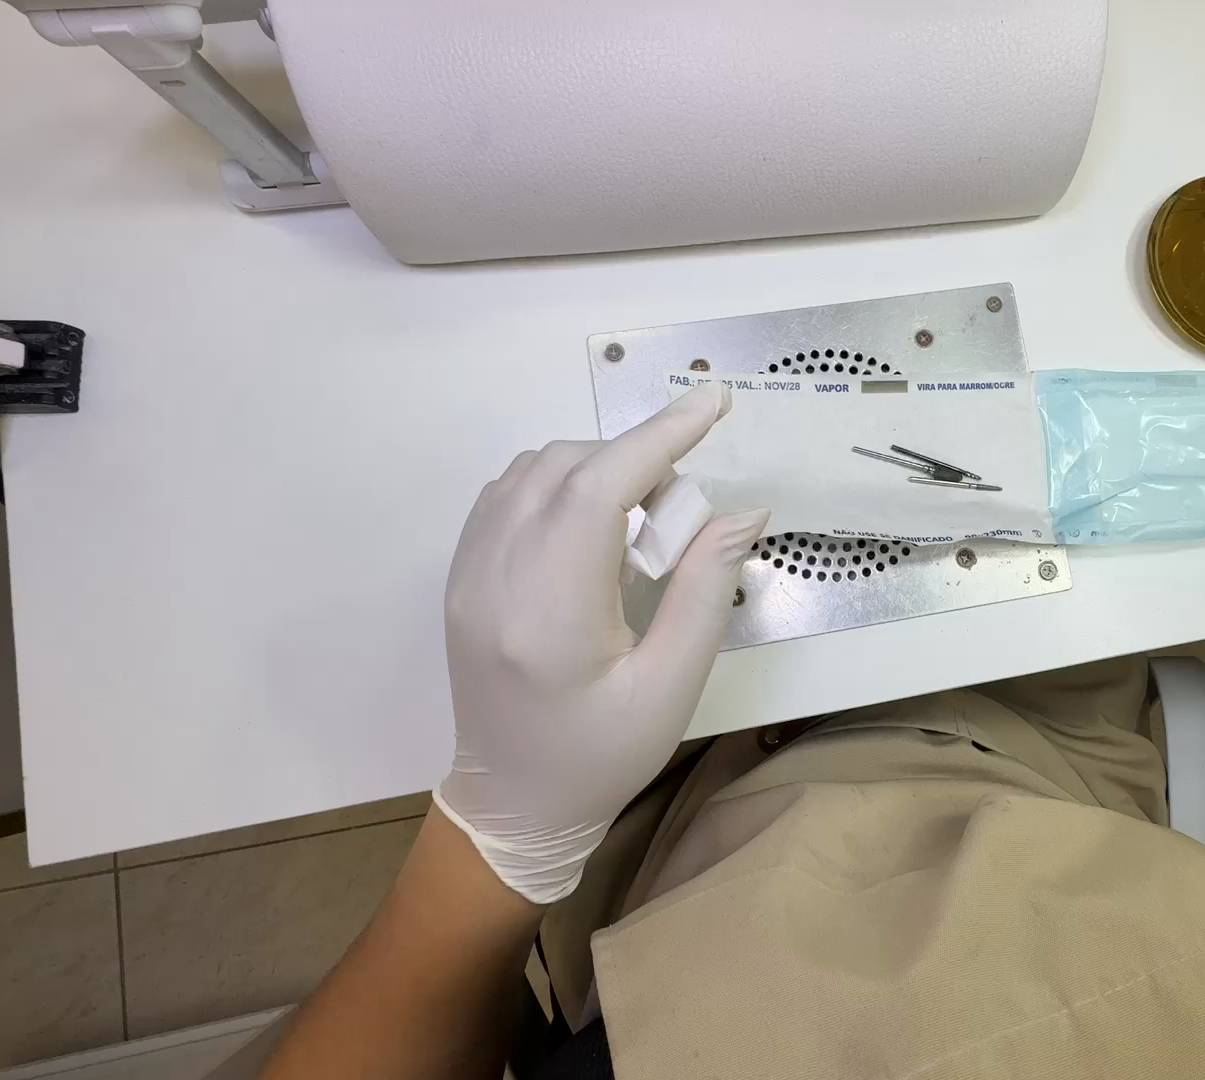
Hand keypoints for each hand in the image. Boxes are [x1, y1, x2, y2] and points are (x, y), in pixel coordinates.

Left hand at [434, 384, 768, 904]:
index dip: (661, 435)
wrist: (513, 803)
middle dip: (639, 462)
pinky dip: (562, 483)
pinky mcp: (461, 576)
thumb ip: (707, 589)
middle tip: (683, 515)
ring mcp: (467, 574)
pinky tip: (593, 525)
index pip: (602, 488)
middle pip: (567, 467)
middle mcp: (494, 579)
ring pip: (534, 470)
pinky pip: (510, 492)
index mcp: (549, 616)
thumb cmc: (604, 755)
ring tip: (641, 522)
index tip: (714, 401)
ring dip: (600, 469)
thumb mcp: (674, 684)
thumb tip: (743, 510)